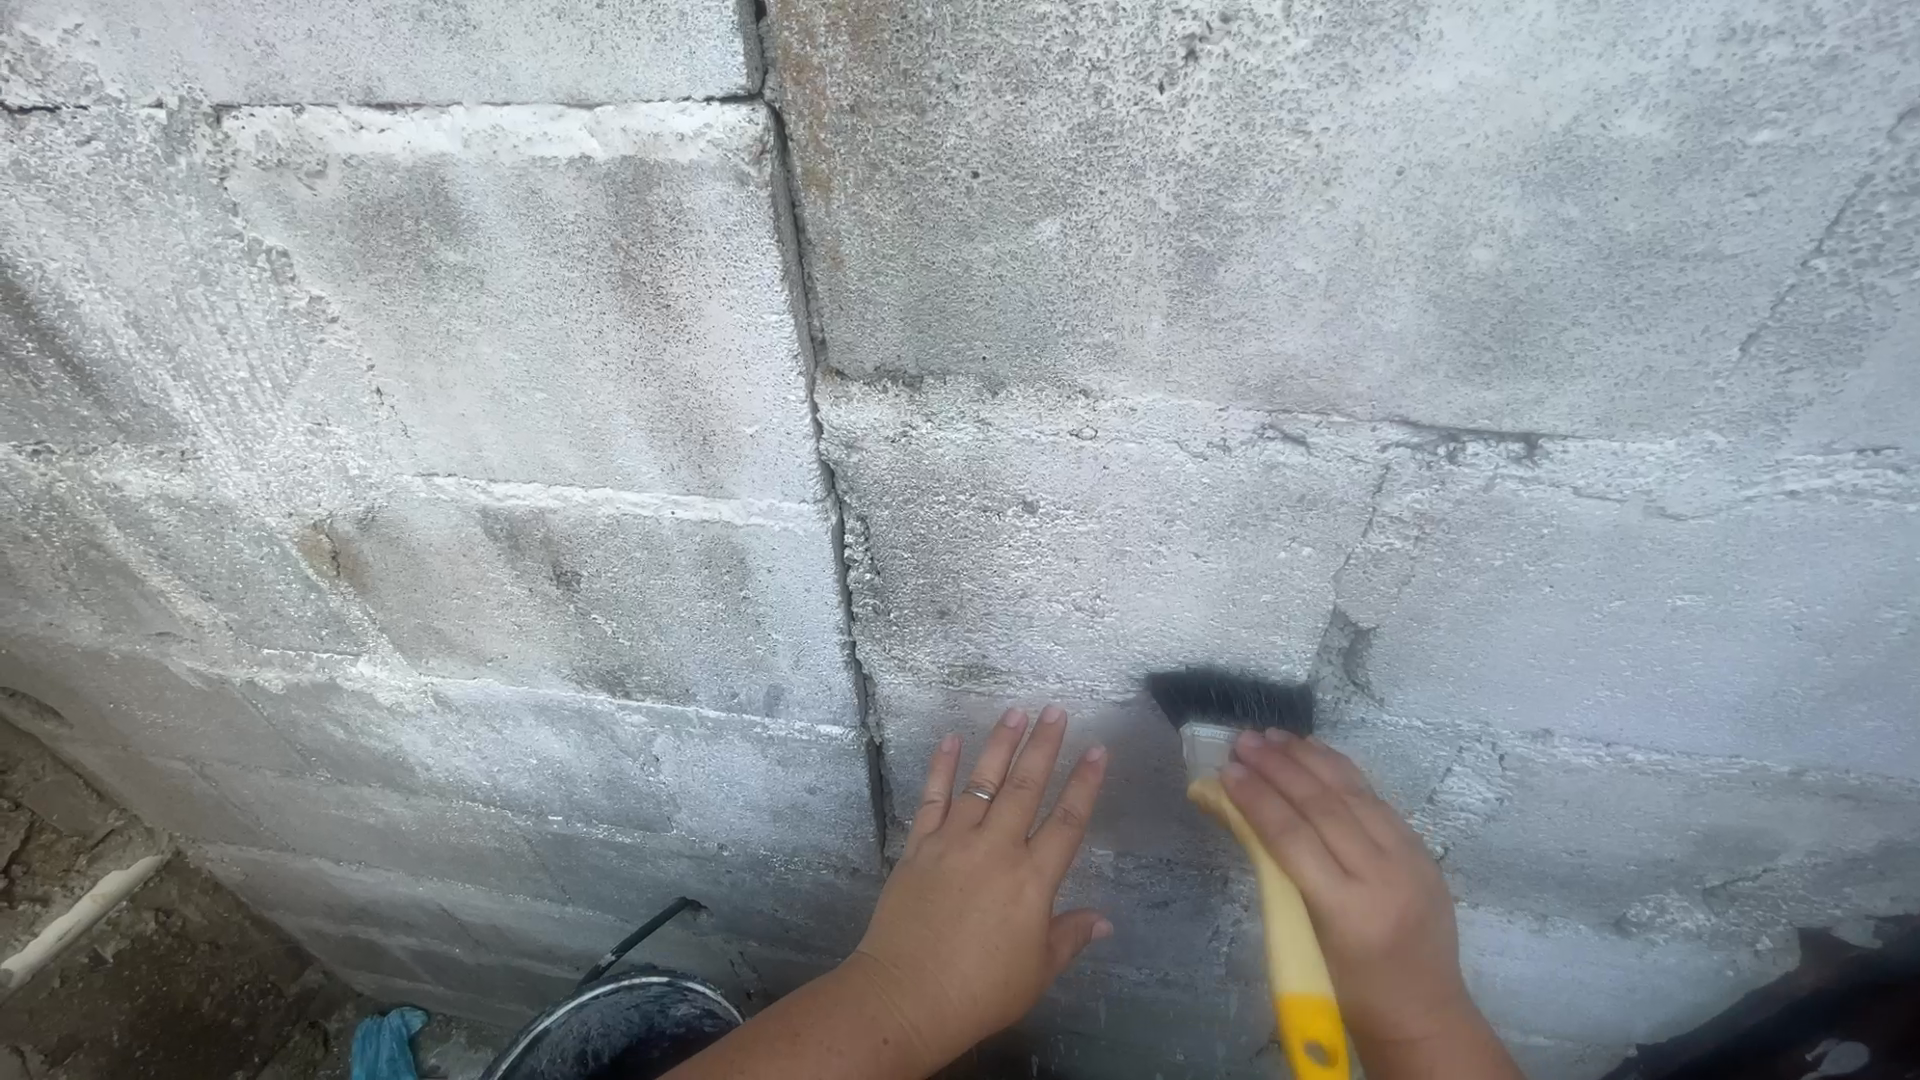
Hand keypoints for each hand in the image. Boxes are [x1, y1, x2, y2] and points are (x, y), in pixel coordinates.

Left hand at [844, 706, 1109, 1069]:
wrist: (906, 996)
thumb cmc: (979, 991)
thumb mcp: (1037, 973)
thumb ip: (1069, 938)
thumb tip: (1105, 921)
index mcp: (1032, 880)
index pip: (1067, 821)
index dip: (1085, 783)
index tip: (1097, 750)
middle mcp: (996, 849)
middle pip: (1026, 787)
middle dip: (1044, 745)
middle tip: (1055, 710)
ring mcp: (954, 841)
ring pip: (982, 781)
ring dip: (1000, 744)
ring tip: (1015, 712)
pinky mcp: (919, 845)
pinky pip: (933, 797)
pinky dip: (941, 766)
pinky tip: (951, 739)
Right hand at [1221, 730, 1473, 1049]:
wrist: (1425, 1014)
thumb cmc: (1346, 986)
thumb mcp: (1300, 933)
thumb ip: (1270, 869)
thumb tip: (1230, 809)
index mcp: (1347, 910)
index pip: (1293, 837)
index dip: (1256, 799)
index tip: (1226, 770)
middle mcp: (1384, 877)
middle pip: (1323, 806)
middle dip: (1278, 768)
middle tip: (1242, 741)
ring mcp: (1410, 860)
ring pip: (1353, 793)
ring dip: (1308, 758)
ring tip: (1272, 735)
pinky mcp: (1422, 850)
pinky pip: (1375, 798)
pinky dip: (1339, 769)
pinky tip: (1313, 751)